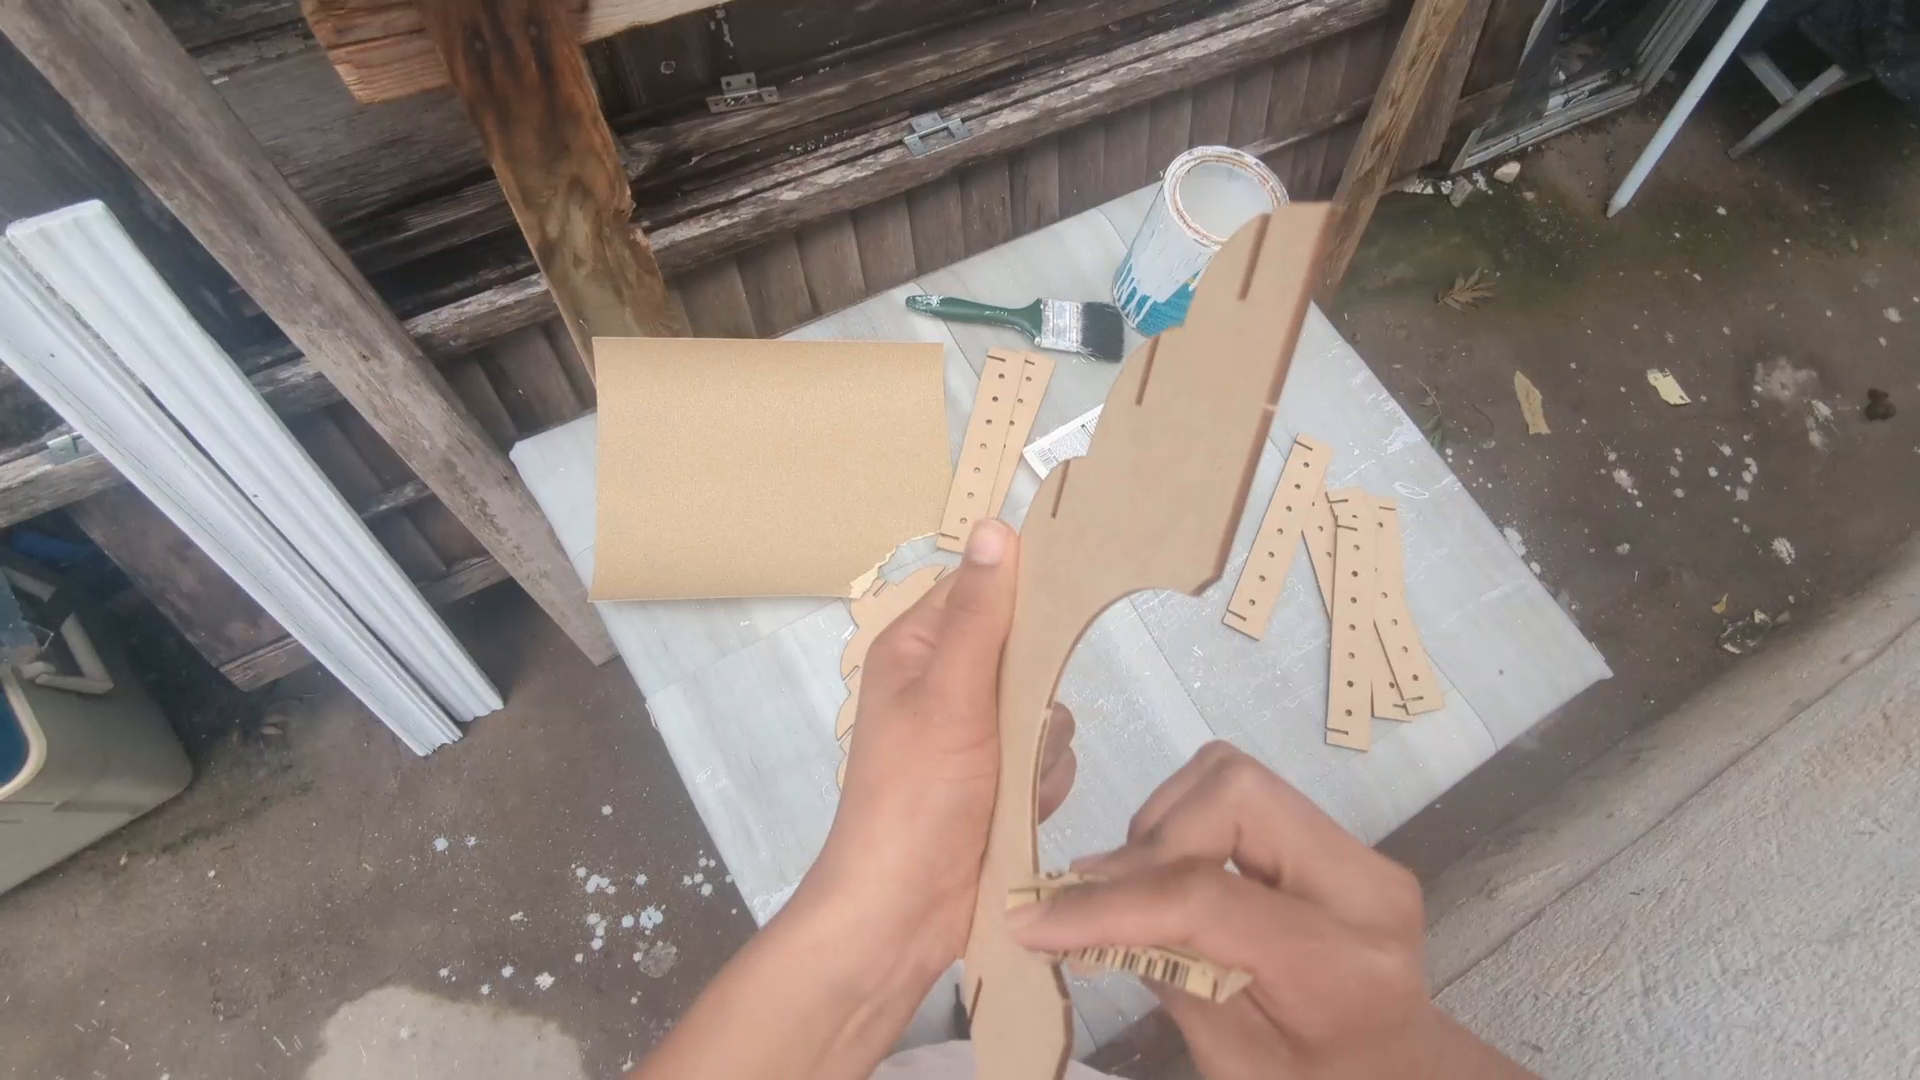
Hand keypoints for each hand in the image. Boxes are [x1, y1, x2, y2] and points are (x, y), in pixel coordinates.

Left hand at [806, 519, 1077, 979]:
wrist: (905, 915)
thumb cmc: (916, 795)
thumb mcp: (948, 694)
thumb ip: (978, 614)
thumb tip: (995, 524)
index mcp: (917, 647)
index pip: (979, 587)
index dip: (1020, 586)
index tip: (1067, 589)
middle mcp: (944, 681)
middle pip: (1021, 648)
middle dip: (1032, 690)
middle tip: (1019, 719)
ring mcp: (973, 732)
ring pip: (1043, 704)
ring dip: (1038, 744)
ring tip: (1010, 779)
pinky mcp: (997, 776)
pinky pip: (1045, 754)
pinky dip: (1039, 780)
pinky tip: (1017, 807)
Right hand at [1004, 743, 1529, 1079]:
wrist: (1389, 1070)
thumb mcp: (1230, 1064)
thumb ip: (1160, 969)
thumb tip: (1077, 901)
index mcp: (1346, 962)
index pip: (1207, 897)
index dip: (1111, 903)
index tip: (1033, 920)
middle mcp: (1359, 879)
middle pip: (1230, 793)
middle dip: (1148, 840)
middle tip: (1100, 898)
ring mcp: (1345, 843)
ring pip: (1222, 774)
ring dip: (1159, 827)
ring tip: (1138, 892)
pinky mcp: (1317, 826)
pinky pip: (1225, 784)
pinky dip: (1176, 819)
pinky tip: (1168, 872)